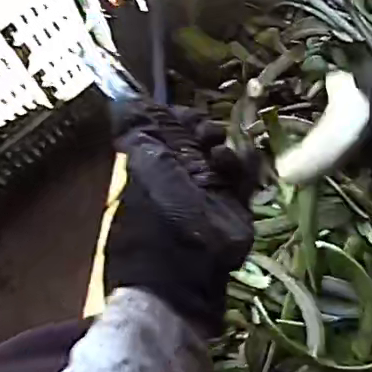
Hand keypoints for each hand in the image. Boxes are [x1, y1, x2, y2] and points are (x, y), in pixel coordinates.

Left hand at [104, 101, 257, 330]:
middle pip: (203, 137)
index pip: (173, 128)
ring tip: (217, 157)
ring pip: (227, 152)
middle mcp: (184, 173)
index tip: (186, 118)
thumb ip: (139, 131)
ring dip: (223, 148)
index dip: (182, 118)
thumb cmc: (154, 220)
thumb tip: (125, 97)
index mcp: (155, 164)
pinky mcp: (237, 204)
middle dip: (205, 131)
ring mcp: (213, 189)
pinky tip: (231, 168)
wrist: (182, 274)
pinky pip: (247, 175)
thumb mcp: (142, 166)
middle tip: (204, 138)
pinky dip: (244, 166)